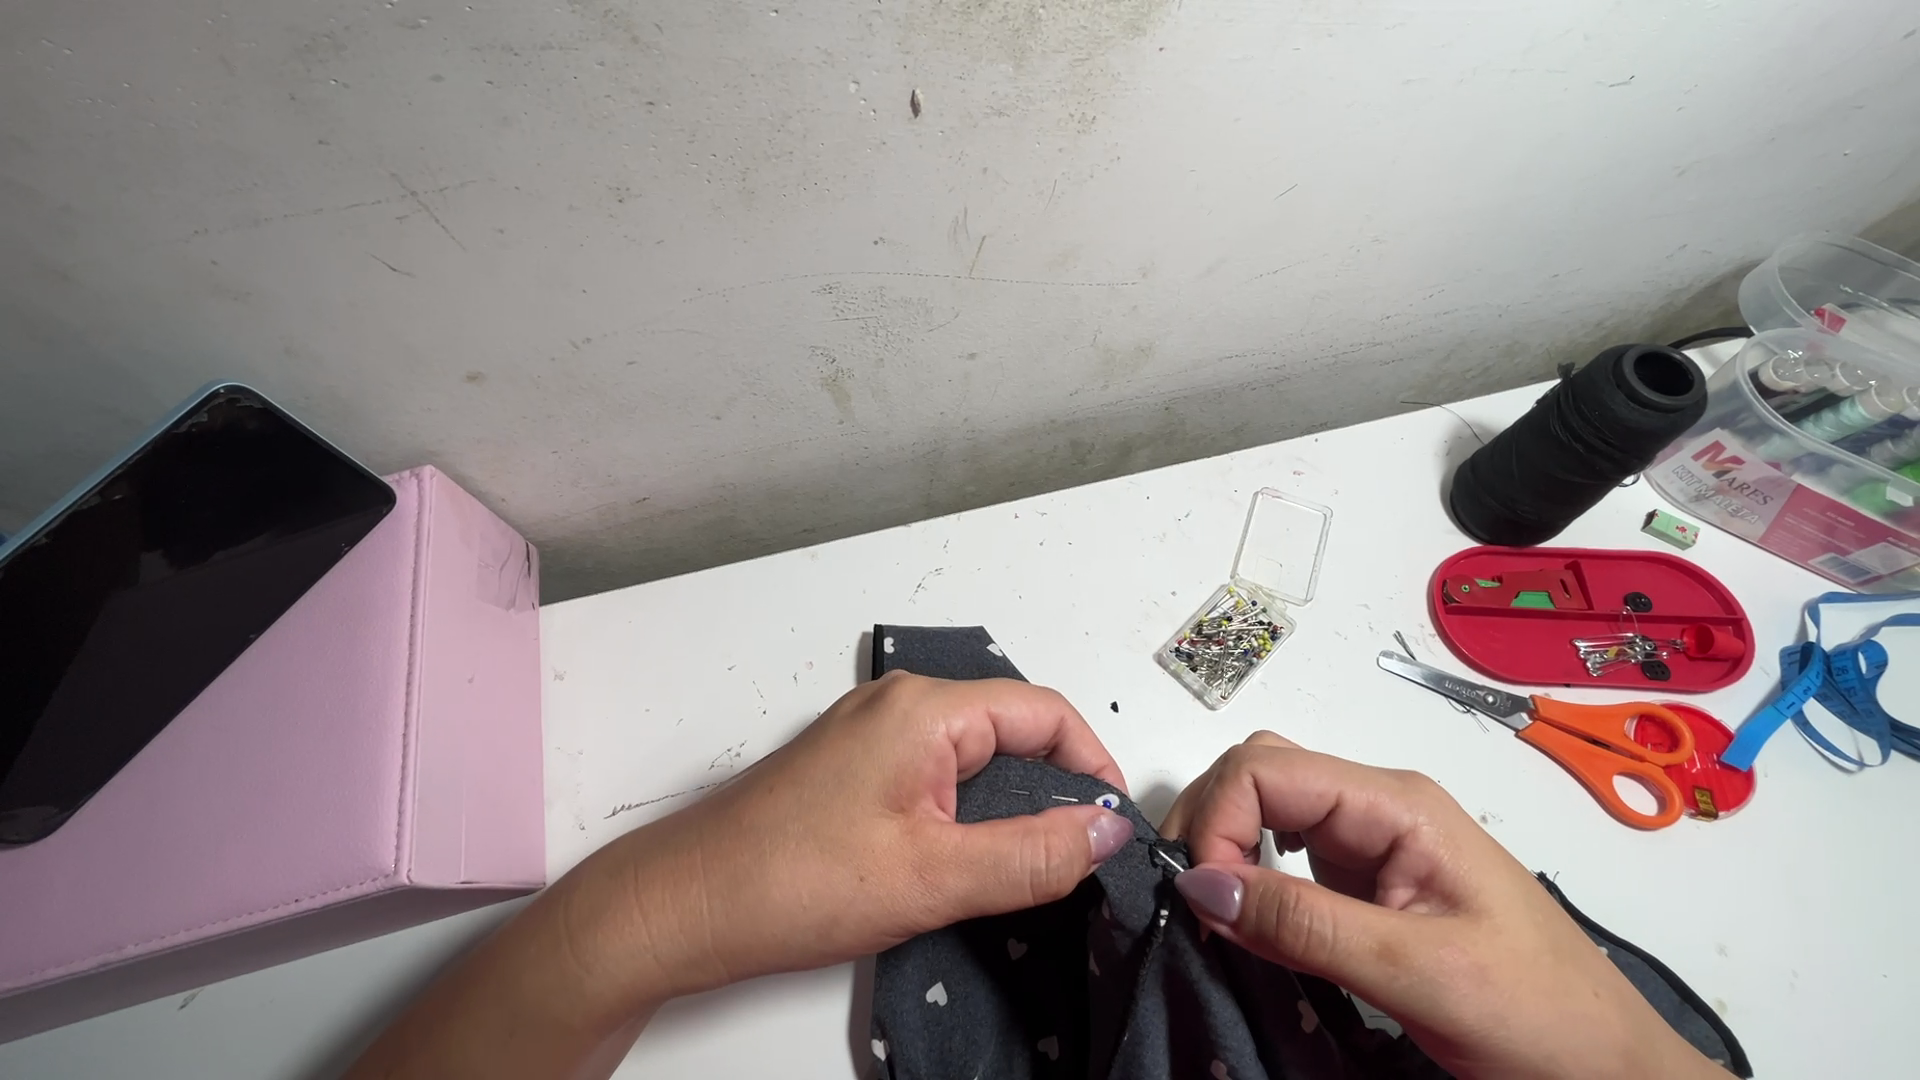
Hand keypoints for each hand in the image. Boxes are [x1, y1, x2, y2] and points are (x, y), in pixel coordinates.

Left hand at [345, 674, 1131, 1079]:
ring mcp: (874, 730)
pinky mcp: (855, 762)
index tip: (1115, 825)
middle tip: (1079, 854)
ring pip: (973, 752)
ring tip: (1031, 863)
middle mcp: (902, 702)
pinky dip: (969, 806)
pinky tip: (969, 855)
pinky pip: (937, 769)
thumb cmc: (801, 882)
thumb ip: (1034, 853)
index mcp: (926, 708)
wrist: (684, 903)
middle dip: (1053, 785)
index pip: (1042, 711)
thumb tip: (1112, 828)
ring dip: (1011, 801)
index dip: (1091, 762)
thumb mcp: (935, 876)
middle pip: (1009, 727)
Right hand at [1160, 733, 1722, 1079]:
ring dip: (1224, 840)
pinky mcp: (1360, 874)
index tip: (1202, 896)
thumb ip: (1304, 925)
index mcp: (1392, 803)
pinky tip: (1247, 908)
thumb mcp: (1420, 974)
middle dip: (1210, 818)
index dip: (1218, 818)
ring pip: (1265, 803)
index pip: (1266, 769)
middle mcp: (1372, 803)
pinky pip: (1282, 848)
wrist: (1616, 1074)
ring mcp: (1366, 837)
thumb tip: (1196, 883)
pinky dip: (1247, 869)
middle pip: (1259, 770)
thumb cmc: (1539, 1018)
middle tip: (1190, 893)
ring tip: (1209, 902)